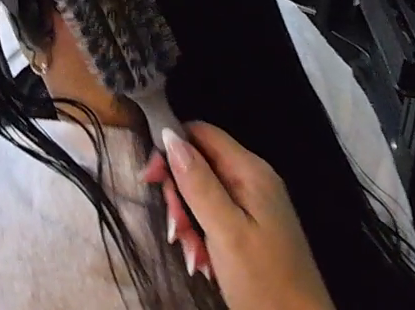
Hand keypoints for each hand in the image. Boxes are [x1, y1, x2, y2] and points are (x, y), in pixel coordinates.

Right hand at [160, 123, 335, 309]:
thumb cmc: (263, 281)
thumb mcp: (225, 231)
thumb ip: (198, 182)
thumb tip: (169, 133)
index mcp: (250, 171)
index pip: (201, 133)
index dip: (172, 149)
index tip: (151, 180)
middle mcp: (253, 179)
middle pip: (200, 163)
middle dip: (180, 194)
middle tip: (178, 231)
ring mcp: (254, 204)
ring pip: (204, 192)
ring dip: (190, 220)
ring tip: (193, 255)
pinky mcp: (252, 227)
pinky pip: (216, 215)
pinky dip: (203, 234)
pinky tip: (203, 260)